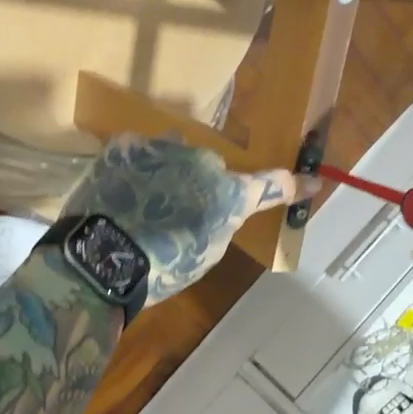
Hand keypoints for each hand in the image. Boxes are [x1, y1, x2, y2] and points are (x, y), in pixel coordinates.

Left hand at [63, 136, 316, 301]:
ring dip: (169, 170)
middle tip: (178, 213)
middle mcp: (204, 160)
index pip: (272, 185)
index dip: (292, 185)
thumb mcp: (206, 254)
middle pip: (212, 167)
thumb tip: (224, 208)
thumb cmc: (162, 268)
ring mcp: (163, 148)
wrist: (102, 257)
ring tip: (145, 202)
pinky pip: (140, 152)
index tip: (310, 181)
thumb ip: (221, 223)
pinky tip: (122, 192)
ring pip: (175, 153)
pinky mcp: (126, 146)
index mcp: (230, 193)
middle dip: (202, 184)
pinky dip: (136, 168)